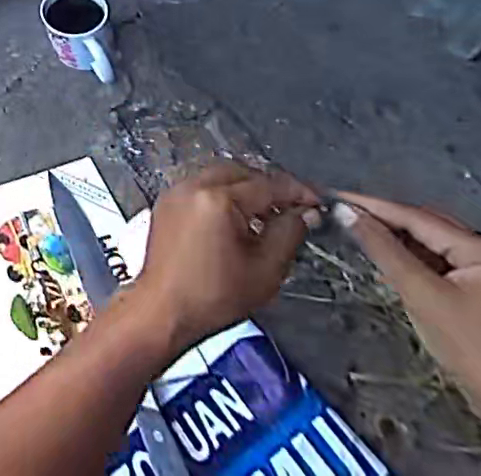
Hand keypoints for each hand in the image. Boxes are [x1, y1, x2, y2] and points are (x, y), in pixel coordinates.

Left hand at [128, 162, 321, 347]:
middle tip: (292, 207)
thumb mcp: (265, 269)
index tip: (316, 201)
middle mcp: (193, 186)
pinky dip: (221, 194)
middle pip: (241, 172)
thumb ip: (288, 233)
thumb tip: (305, 213)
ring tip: (266, 215)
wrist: (165, 308)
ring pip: (219, 176)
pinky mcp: (167, 202)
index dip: (297, 192)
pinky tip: (235, 219)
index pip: (266, 185)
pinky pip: (200, 187)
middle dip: (269, 186)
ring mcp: (176, 192)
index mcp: (218, 200)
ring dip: (245, 188)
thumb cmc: (214, 296)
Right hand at [335, 194, 480, 474]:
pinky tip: (418, 279)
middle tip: (353, 220)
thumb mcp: (426, 300)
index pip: (423, 219)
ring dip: (417, 250)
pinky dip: (440, 274)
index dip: (376, 207)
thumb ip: (385, 252)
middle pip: (444, 234)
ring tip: (377, 244)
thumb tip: (348, 213)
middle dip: (397, 225)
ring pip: (458, 258)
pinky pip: (472, 280)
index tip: (339, 198)